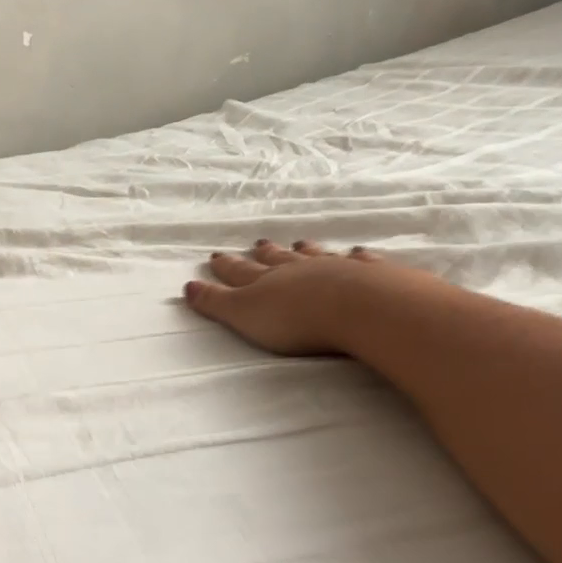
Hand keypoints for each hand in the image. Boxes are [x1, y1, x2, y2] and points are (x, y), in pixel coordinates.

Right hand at [184, 240, 429, 354]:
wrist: (361, 307)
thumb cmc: (296, 318)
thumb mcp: (245, 315)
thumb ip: (217, 302)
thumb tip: (188, 286)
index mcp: (266, 281)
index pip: (240, 272)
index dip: (226, 267)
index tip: (216, 257)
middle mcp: (299, 269)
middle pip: (278, 259)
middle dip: (264, 254)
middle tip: (258, 243)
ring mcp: (337, 268)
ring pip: (316, 256)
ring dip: (305, 251)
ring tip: (299, 244)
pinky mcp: (372, 276)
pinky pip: (361, 262)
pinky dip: (356, 258)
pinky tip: (358, 253)